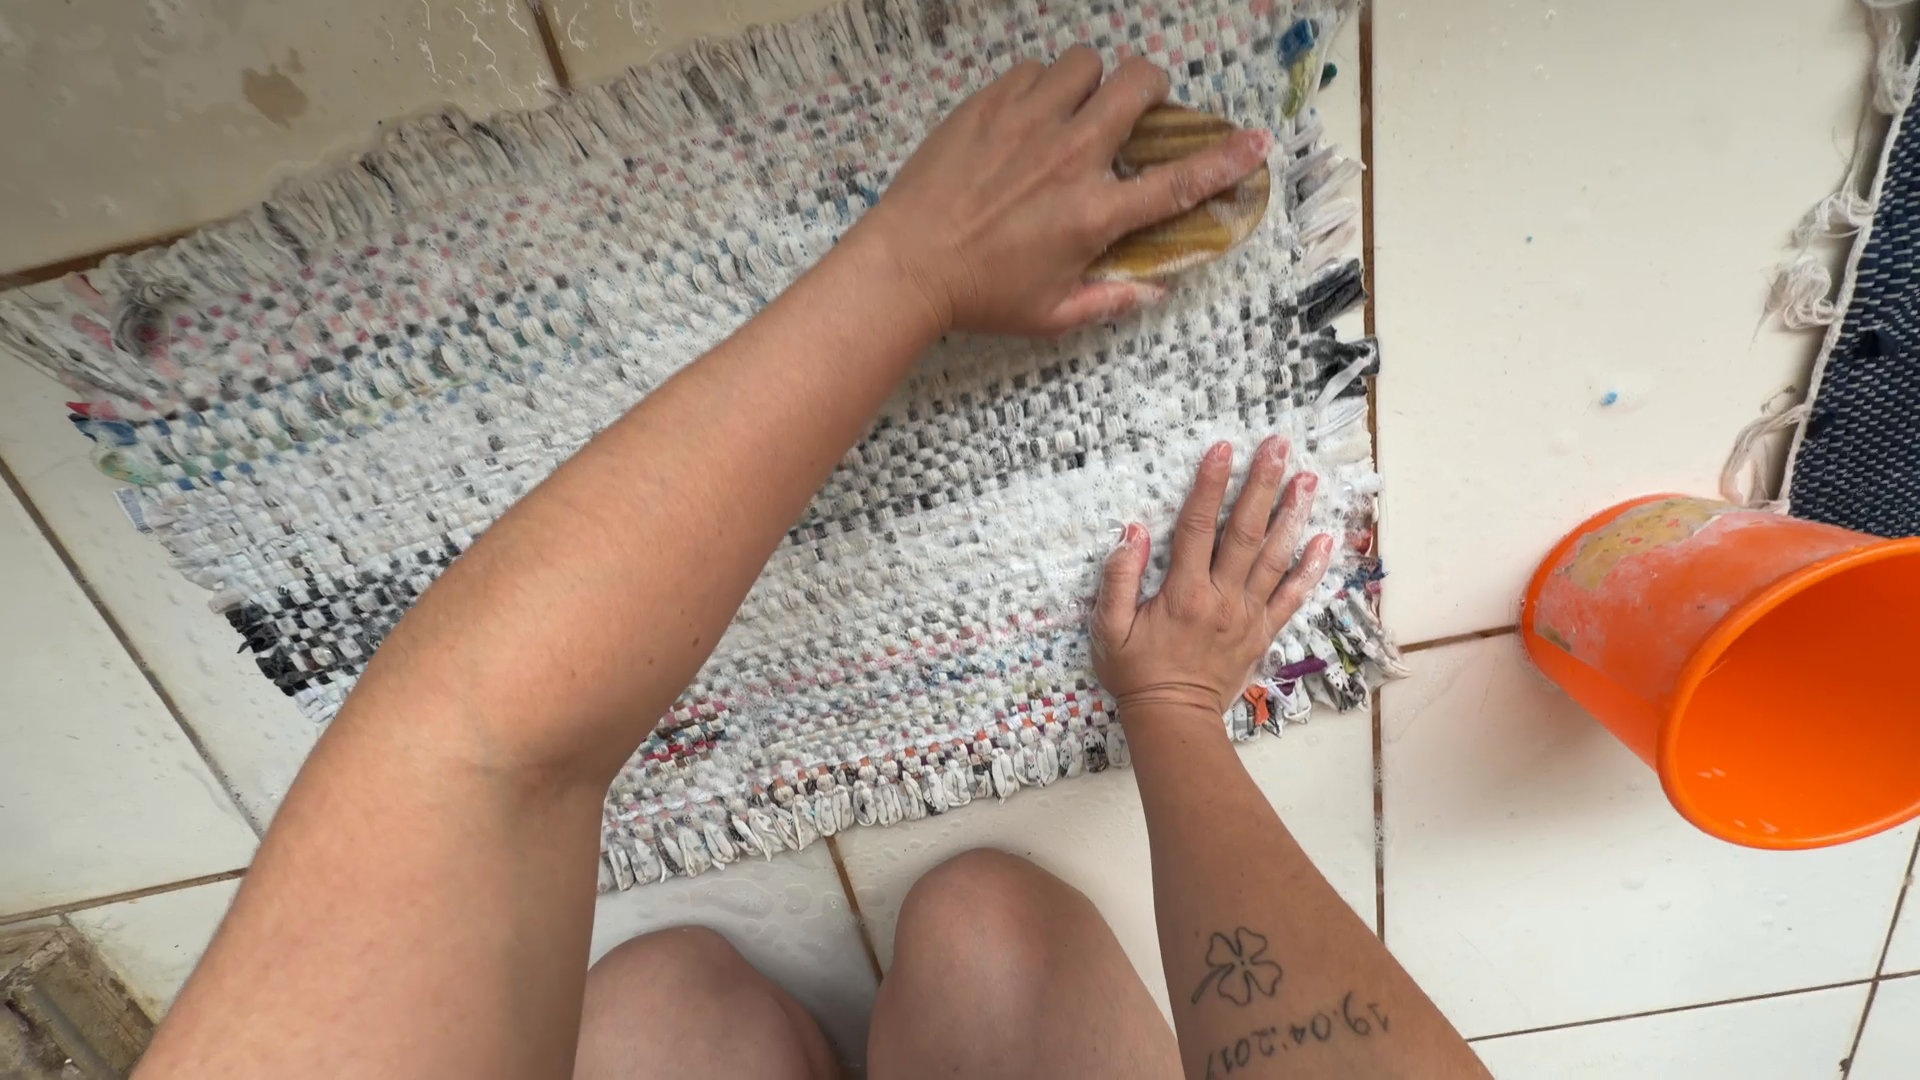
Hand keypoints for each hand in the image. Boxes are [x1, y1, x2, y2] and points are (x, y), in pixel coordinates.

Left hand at [855, 46, 1272, 337]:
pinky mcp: (989, 105)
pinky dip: (1040, 89)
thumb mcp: (1051, 316)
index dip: (1223, 161)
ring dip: (1090, 85)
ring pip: (1086, 63)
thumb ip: (1109, 303)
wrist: (908, 266)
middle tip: (1132, 114)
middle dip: (1150, 90)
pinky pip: (1033, 71)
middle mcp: (1070, 156)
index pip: (1176, 183)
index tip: (1253, 145)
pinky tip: (1024, 122)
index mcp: (1092, 215)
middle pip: (1139, 83)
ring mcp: (1028, 122)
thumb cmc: (981, 298)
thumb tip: (1156, 293)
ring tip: (1070, 115)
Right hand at [1091, 437, 1333, 720]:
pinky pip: (1292, 597)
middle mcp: (1222, 598)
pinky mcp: (1262, 632)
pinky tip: (1325, 541)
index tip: (1223, 449)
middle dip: (1263, 484)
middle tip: (1279, 446)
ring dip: (1292, 515)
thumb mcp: (1109, 628)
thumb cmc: (1135, 671)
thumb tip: (1132, 533)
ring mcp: (1248, 615)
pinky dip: (1310, 568)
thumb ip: (1119, 579)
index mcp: (1183, 593)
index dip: (1210, 484)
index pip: (1198, 526)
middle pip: (1246, 531)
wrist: (1172, 717)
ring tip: (1308, 479)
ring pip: (1275, 557)